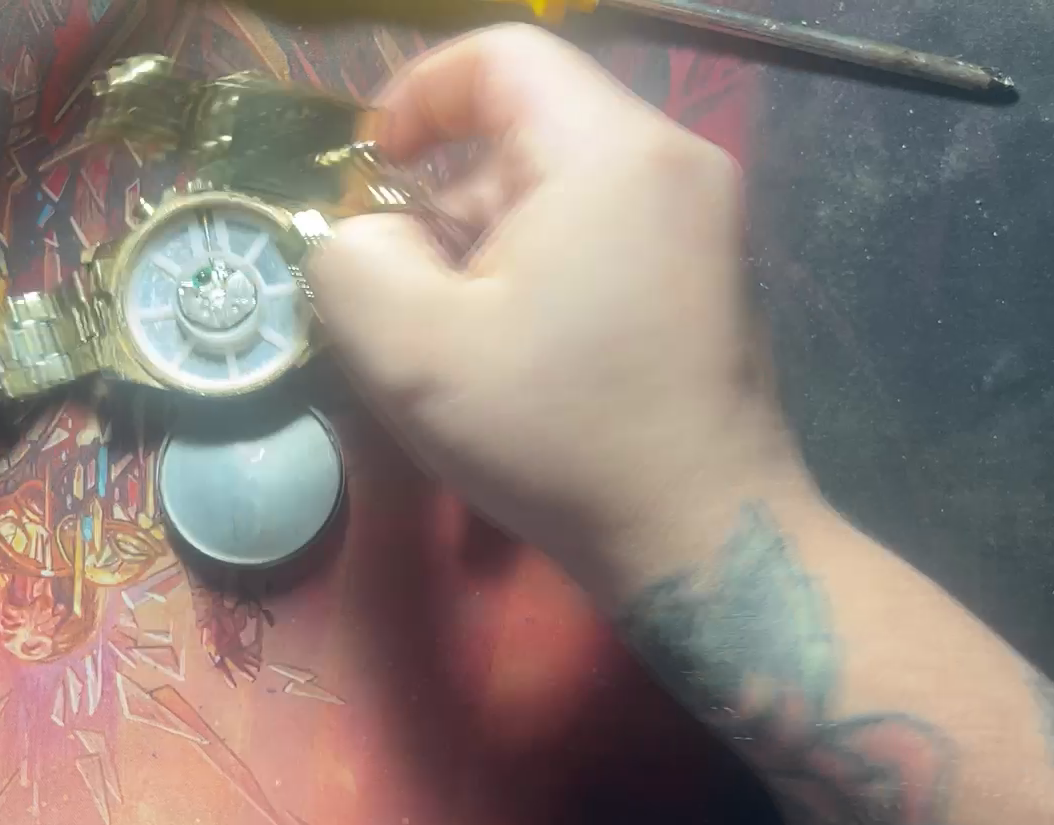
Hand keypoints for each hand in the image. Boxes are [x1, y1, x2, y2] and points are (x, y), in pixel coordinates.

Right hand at [309, 26, 815, 600]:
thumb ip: (352, 266)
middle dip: (441, 208)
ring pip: (554, 200)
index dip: (416, 98)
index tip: (371, 173)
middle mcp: (669, 165)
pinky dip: (532, 281)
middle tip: (406, 303)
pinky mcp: (701, 282)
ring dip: (482, 257)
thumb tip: (369, 237)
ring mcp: (698, 226)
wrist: (694, 538)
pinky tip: (514, 360)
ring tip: (456, 349)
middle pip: (522, 138)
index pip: (500, 57)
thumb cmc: (555, 439)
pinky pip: (592, 244)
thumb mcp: (413, 355)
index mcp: (606, 154)